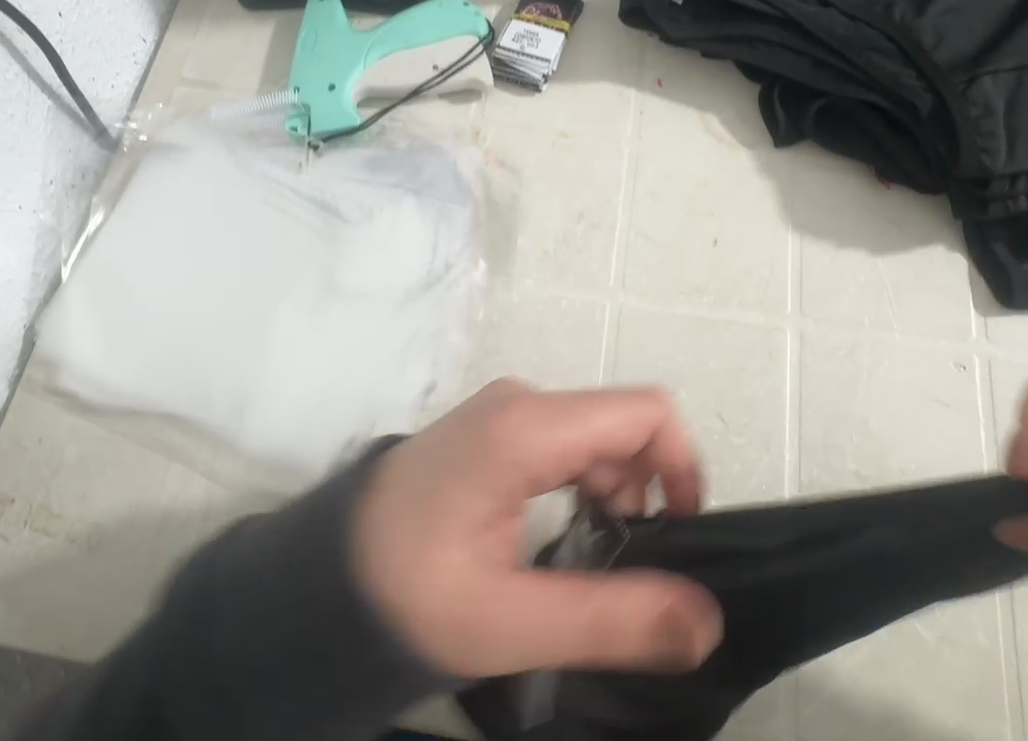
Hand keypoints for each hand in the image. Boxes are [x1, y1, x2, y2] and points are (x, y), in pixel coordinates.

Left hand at [352, 379, 723, 678]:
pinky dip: (586, 487)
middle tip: (630, 564)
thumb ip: (612, 619)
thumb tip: (705, 622)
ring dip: (616, 494)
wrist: (322, 577)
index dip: (682, 466)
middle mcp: (520, 405)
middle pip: (622, 427)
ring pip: (596, 438)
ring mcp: (503, 414)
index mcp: (525, 429)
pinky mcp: (493, 432)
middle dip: (646, 492)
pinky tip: (567, 537)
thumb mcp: (509, 621)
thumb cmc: (408, 592)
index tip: (681, 534)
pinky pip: (566, 445)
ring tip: (595, 559)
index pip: (644, 413)